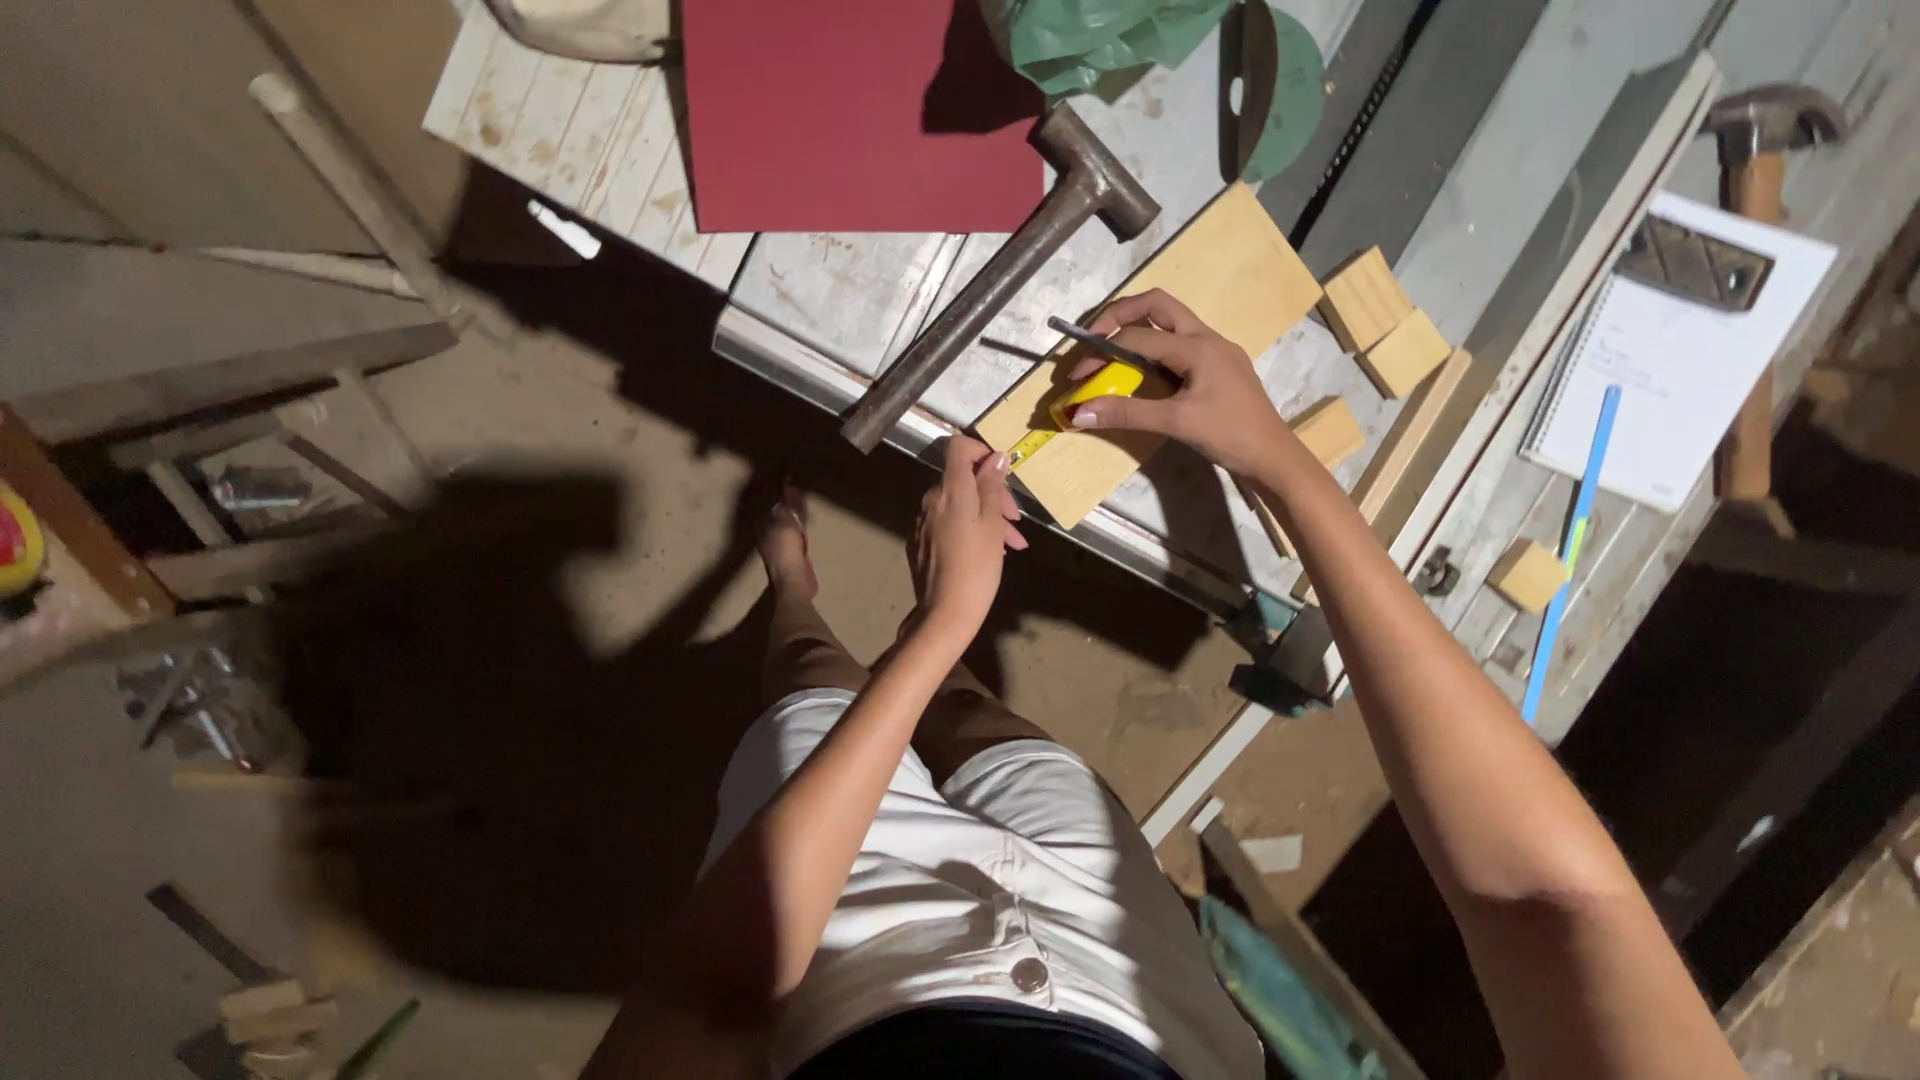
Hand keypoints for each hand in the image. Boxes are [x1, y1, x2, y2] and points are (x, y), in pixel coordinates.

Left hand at [910, 436, 1025, 635]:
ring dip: (987, 517)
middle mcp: (930, 500)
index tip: (1002, 472)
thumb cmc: (977, 566)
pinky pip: (948, 525)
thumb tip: (995, 457)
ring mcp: (922, 523)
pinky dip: (970, 530)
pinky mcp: (920, 543)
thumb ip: (992, 486)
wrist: (946, 612)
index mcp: (949, 490)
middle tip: (1016, 520)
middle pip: (962, 480)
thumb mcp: (993, 523)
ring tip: (1011, 544)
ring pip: (959, 506)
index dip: (981, 451)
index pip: (958, 447)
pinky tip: (988, 552)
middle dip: (993, 494)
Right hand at [1065, 288, 1295, 476]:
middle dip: (1121, 315)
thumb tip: (1080, 412)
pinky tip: (1143, 372)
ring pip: (1170, 322)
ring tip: (1112, 352)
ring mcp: (1215, 350)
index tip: (1079, 376)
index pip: (1138, 335)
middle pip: (1157, 305)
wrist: (1274, 456)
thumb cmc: (1230, 435)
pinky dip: (1154, 348)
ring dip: (1138, 328)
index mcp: (1197, 346)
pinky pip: (1180, 344)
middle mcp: (1207, 338)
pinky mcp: (1218, 366)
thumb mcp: (1176, 423)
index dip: (1102, 352)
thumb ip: (1128, 413)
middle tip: (1094, 337)